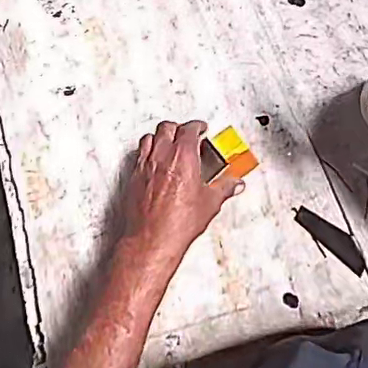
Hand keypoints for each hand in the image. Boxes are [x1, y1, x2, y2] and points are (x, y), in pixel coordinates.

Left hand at [122, 120, 243, 260]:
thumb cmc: (177, 223)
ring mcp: (145, 166)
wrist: (151, 240)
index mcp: (183, 157)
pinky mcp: (133, 177)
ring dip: (160, 137)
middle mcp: (162, 156)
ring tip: (169, 143)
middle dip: (178, 128)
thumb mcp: (209, 203)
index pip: (189, 129)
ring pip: (149, 138)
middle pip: (167, 128)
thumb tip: (235, 184)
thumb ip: (224, 188)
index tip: (201, 128)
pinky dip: (148, 151)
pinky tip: (154, 161)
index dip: (197, 126)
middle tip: (187, 134)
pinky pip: (139, 154)